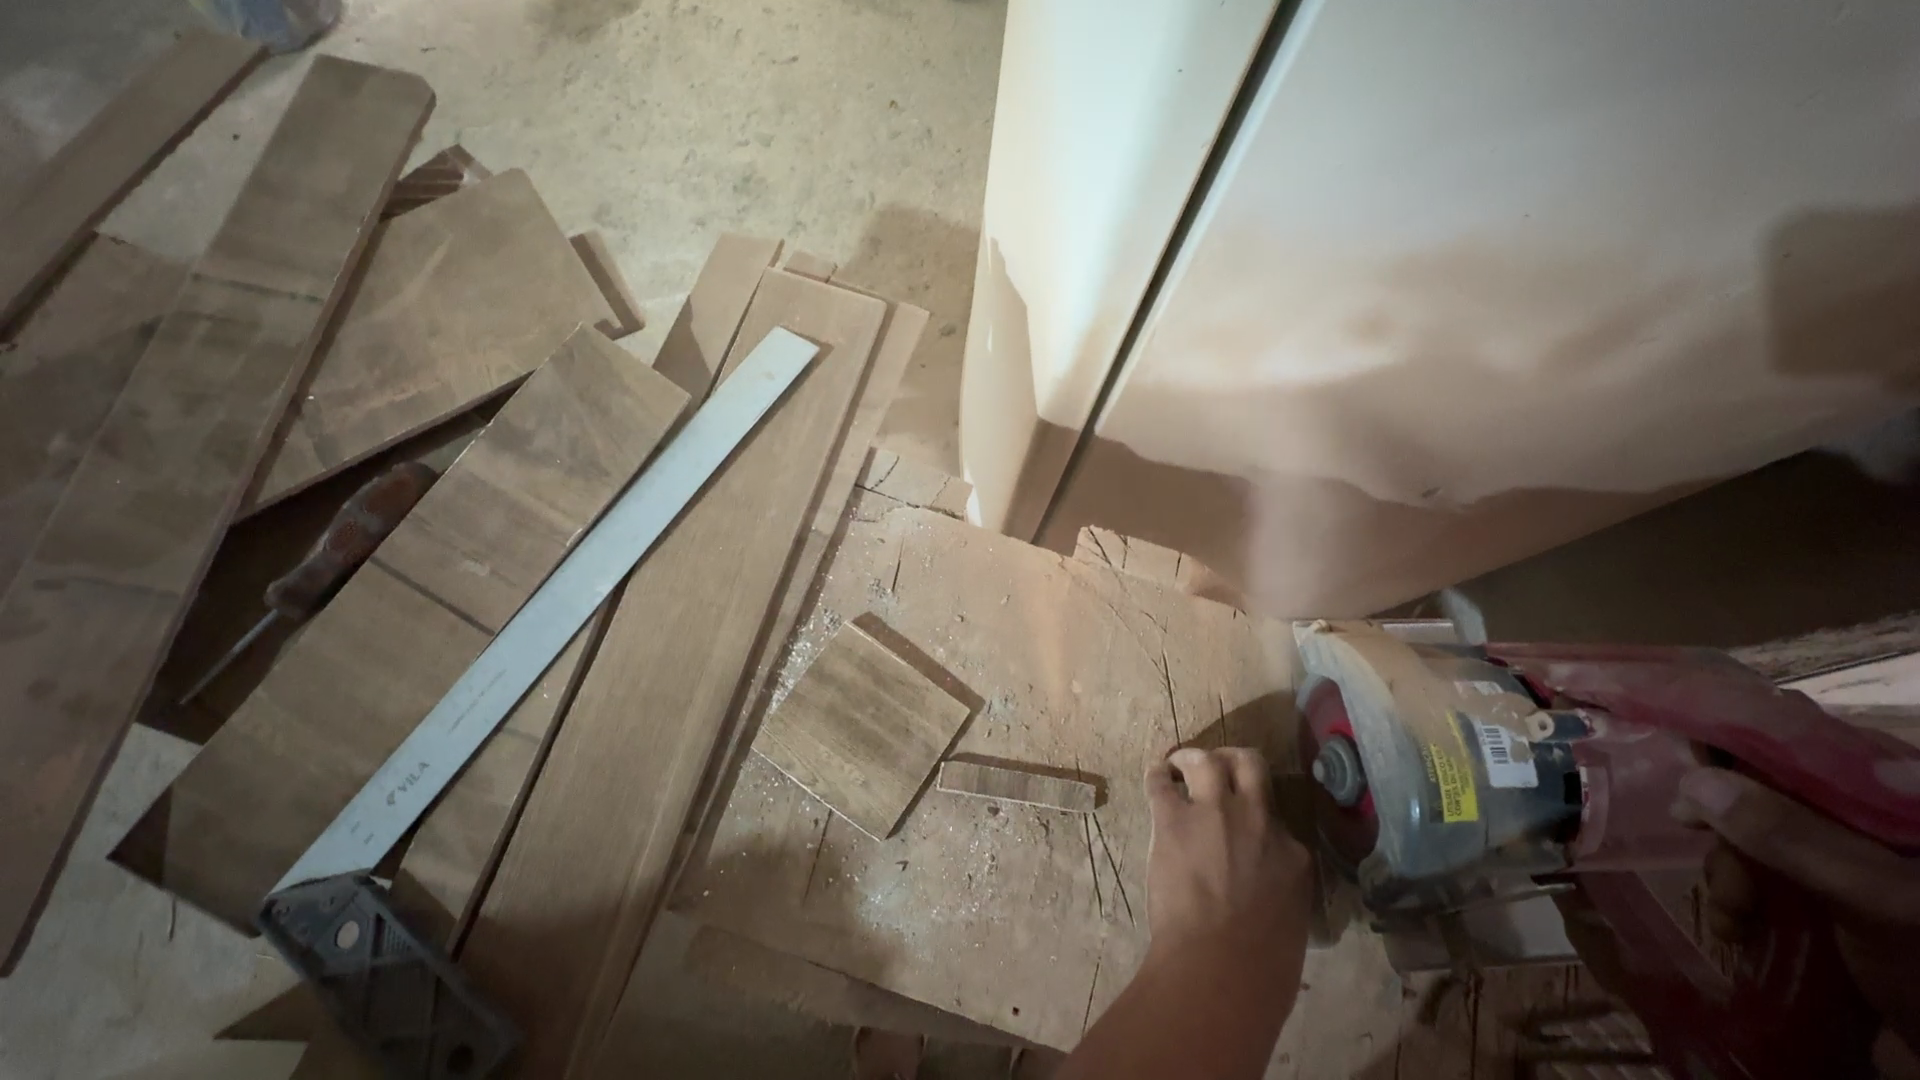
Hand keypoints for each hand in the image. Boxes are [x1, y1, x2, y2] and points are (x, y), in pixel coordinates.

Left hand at [1054, 747, 1311, 1079]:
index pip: (1277, 820)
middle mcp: (1258, 821)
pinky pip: (1161, 783)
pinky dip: (1156, 776)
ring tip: (1178, 762)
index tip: (1241, 827)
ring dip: (1191, 758)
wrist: (1221, 965)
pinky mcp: (1174, 819)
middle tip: (1217, 763)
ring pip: (1208, 761)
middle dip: (1233, 759)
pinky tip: (1154, 776)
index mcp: (1293, 854)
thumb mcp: (1291, 923)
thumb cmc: (1262, 967)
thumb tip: (1262, 893)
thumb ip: (1278, 893)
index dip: (1257, 820)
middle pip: (1250, 766)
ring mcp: (1216, 814)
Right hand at [1673, 767, 1919, 1067]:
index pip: (1795, 735)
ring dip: (1729, 869)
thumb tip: (1695, 781)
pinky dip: (1740, 893)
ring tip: (1734, 916)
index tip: (1669, 747)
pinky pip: (1764, 866)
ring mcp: (1852, 851)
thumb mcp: (1882, 900)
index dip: (1727, 737)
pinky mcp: (1834, 888)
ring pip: (1756, 827)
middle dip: (1724, 823)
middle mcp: (1870, 808)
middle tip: (1700, 849)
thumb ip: (1795, 836)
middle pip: (1765, 782)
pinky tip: (1738, 923)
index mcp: (1892, 789)